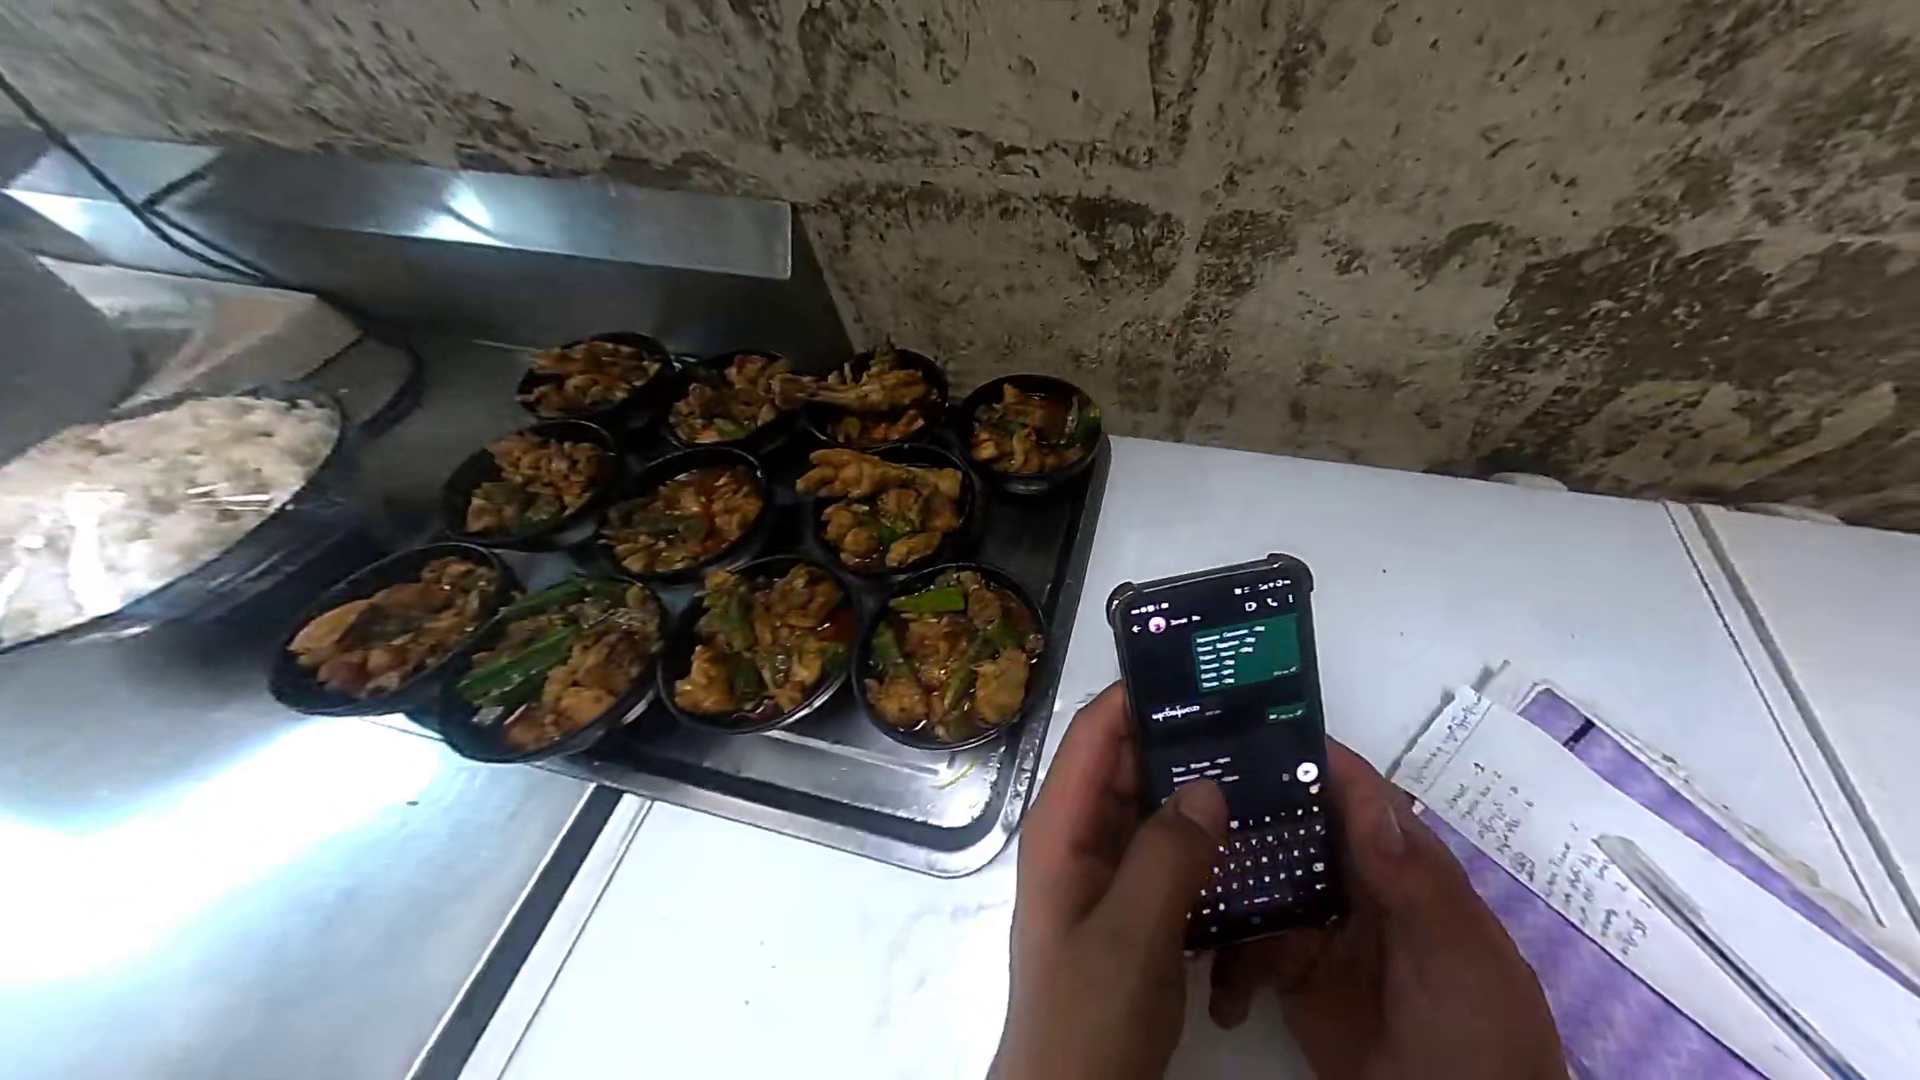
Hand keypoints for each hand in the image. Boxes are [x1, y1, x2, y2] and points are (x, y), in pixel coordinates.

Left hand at [991, 682, 1228, 1079]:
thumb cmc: (1087, 1012)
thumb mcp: (1129, 934)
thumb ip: (1166, 856)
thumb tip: (1206, 785)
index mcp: (1059, 825)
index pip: (1092, 736)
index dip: (1131, 697)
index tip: (1186, 672)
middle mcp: (1077, 831)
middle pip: (1122, 762)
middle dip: (1171, 735)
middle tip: (1239, 714)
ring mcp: (1101, 864)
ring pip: (1145, 801)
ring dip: (1186, 781)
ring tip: (1250, 756)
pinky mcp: (1126, 894)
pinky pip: (1160, 843)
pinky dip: (1193, 828)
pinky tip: (1238, 823)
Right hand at [1209, 739, 1567, 1079]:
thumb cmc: (1478, 1036)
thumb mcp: (1458, 959)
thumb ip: (1413, 882)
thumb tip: (1365, 796)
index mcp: (1392, 858)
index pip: (1344, 788)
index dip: (1299, 753)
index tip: (1239, 726)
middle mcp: (1345, 875)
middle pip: (1283, 820)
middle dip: (1234, 806)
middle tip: (1176, 796)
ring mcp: (1312, 919)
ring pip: (1250, 875)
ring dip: (1215, 883)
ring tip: (1175, 888)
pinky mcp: (1287, 964)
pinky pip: (1243, 943)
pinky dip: (1227, 965)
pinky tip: (1220, 996)